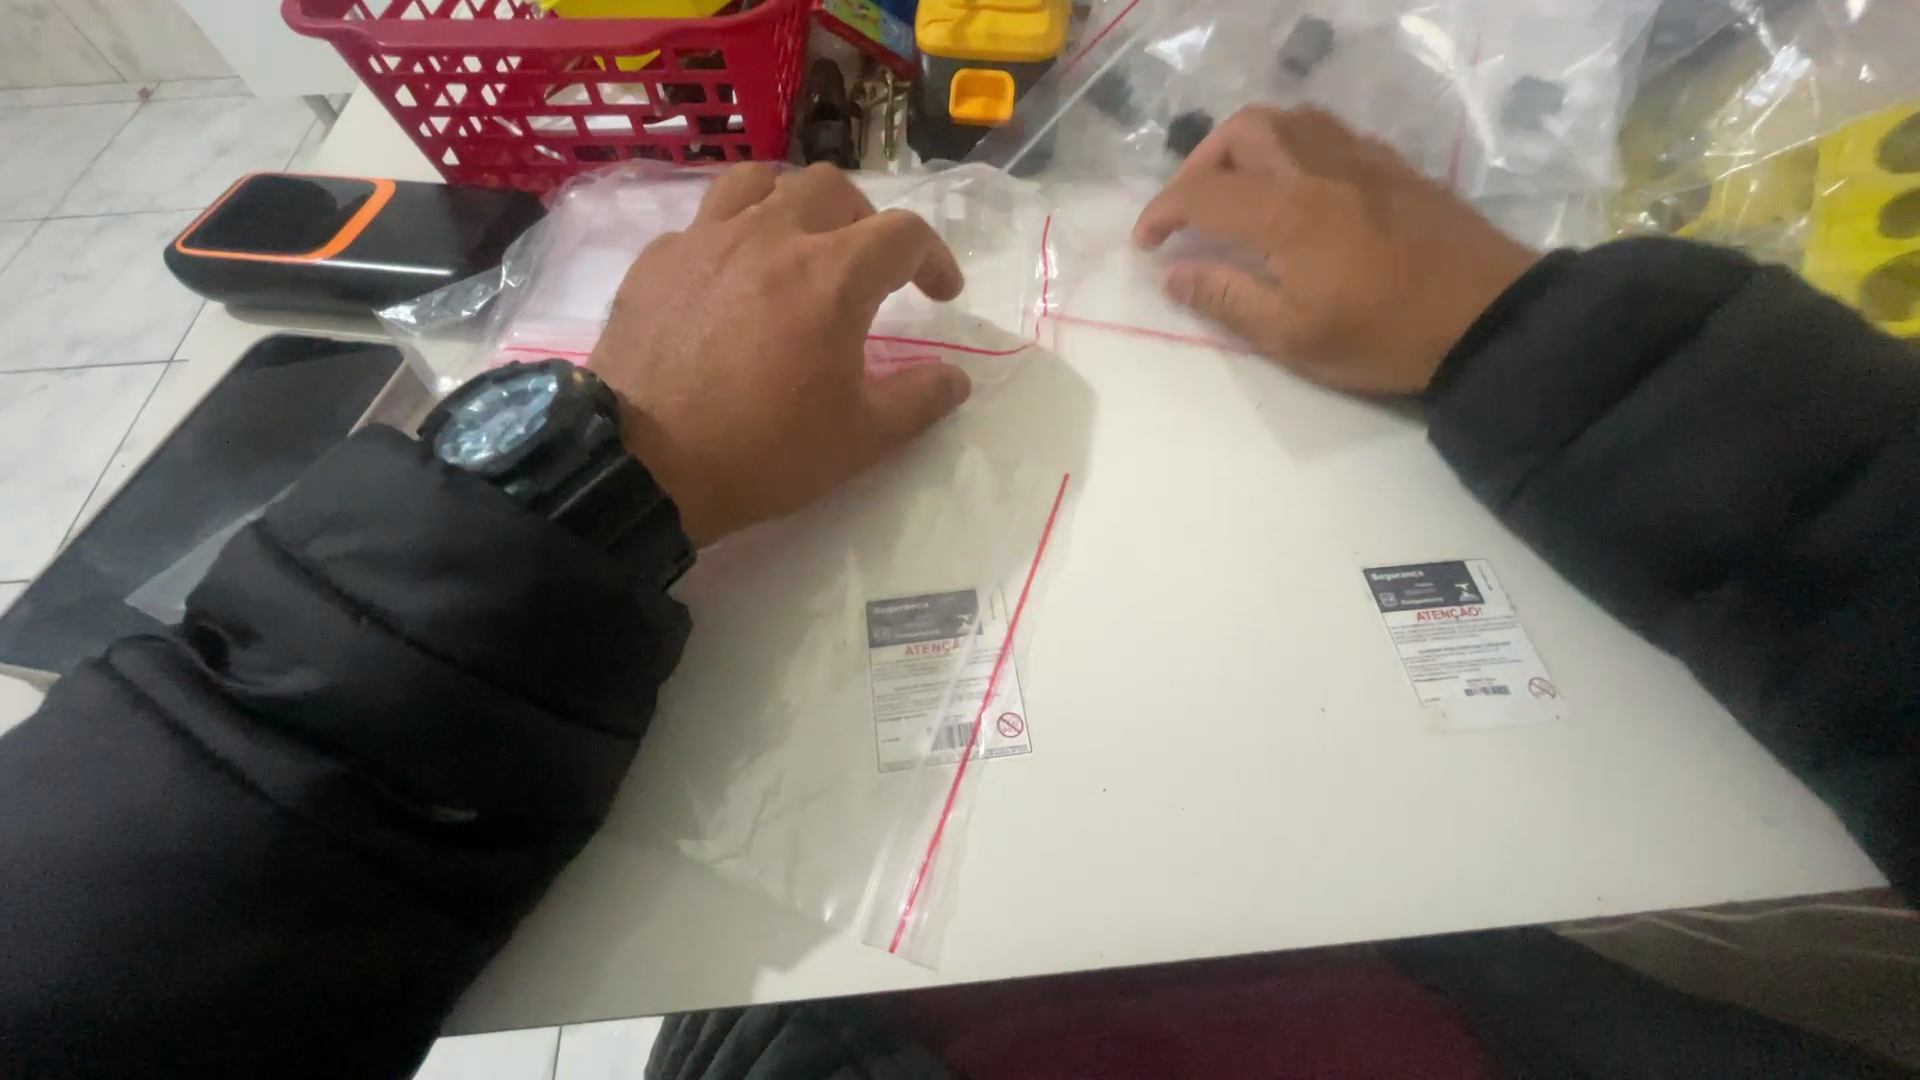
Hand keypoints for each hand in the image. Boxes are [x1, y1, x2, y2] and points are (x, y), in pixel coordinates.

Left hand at [589, 163, 970, 546]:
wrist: (646, 466)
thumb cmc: (765, 453)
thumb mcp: (861, 440)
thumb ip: (919, 401)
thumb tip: (956, 379)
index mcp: (832, 277)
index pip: (904, 234)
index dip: (935, 258)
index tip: (941, 294)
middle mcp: (772, 237)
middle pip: (834, 188)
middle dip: (867, 221)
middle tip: (870, 269)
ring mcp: (706, 240)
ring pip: (762, 182)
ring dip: (797, 204)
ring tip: (801, 245)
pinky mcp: (657, 259)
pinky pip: (706, 221)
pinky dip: (735, 236)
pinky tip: (733, 280)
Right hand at [1134, 107, 1539, 393]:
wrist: (1487, 319)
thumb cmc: (1381, 336)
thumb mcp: (1291, 336)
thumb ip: (1226, 298)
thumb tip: (1173, 274)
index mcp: (1288, 213)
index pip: (1203, 192)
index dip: (1161, 213)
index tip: (1145, 244)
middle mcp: (1320, 169)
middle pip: (1244, 130)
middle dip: (1200, 163)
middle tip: (1189, 208)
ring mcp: (1362, 160)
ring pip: (1289, 120)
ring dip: (1244, 146)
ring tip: (1233, 191)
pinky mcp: (1393, 166)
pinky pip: (1327, 133)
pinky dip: (1290, 148)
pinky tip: (1291, 188)